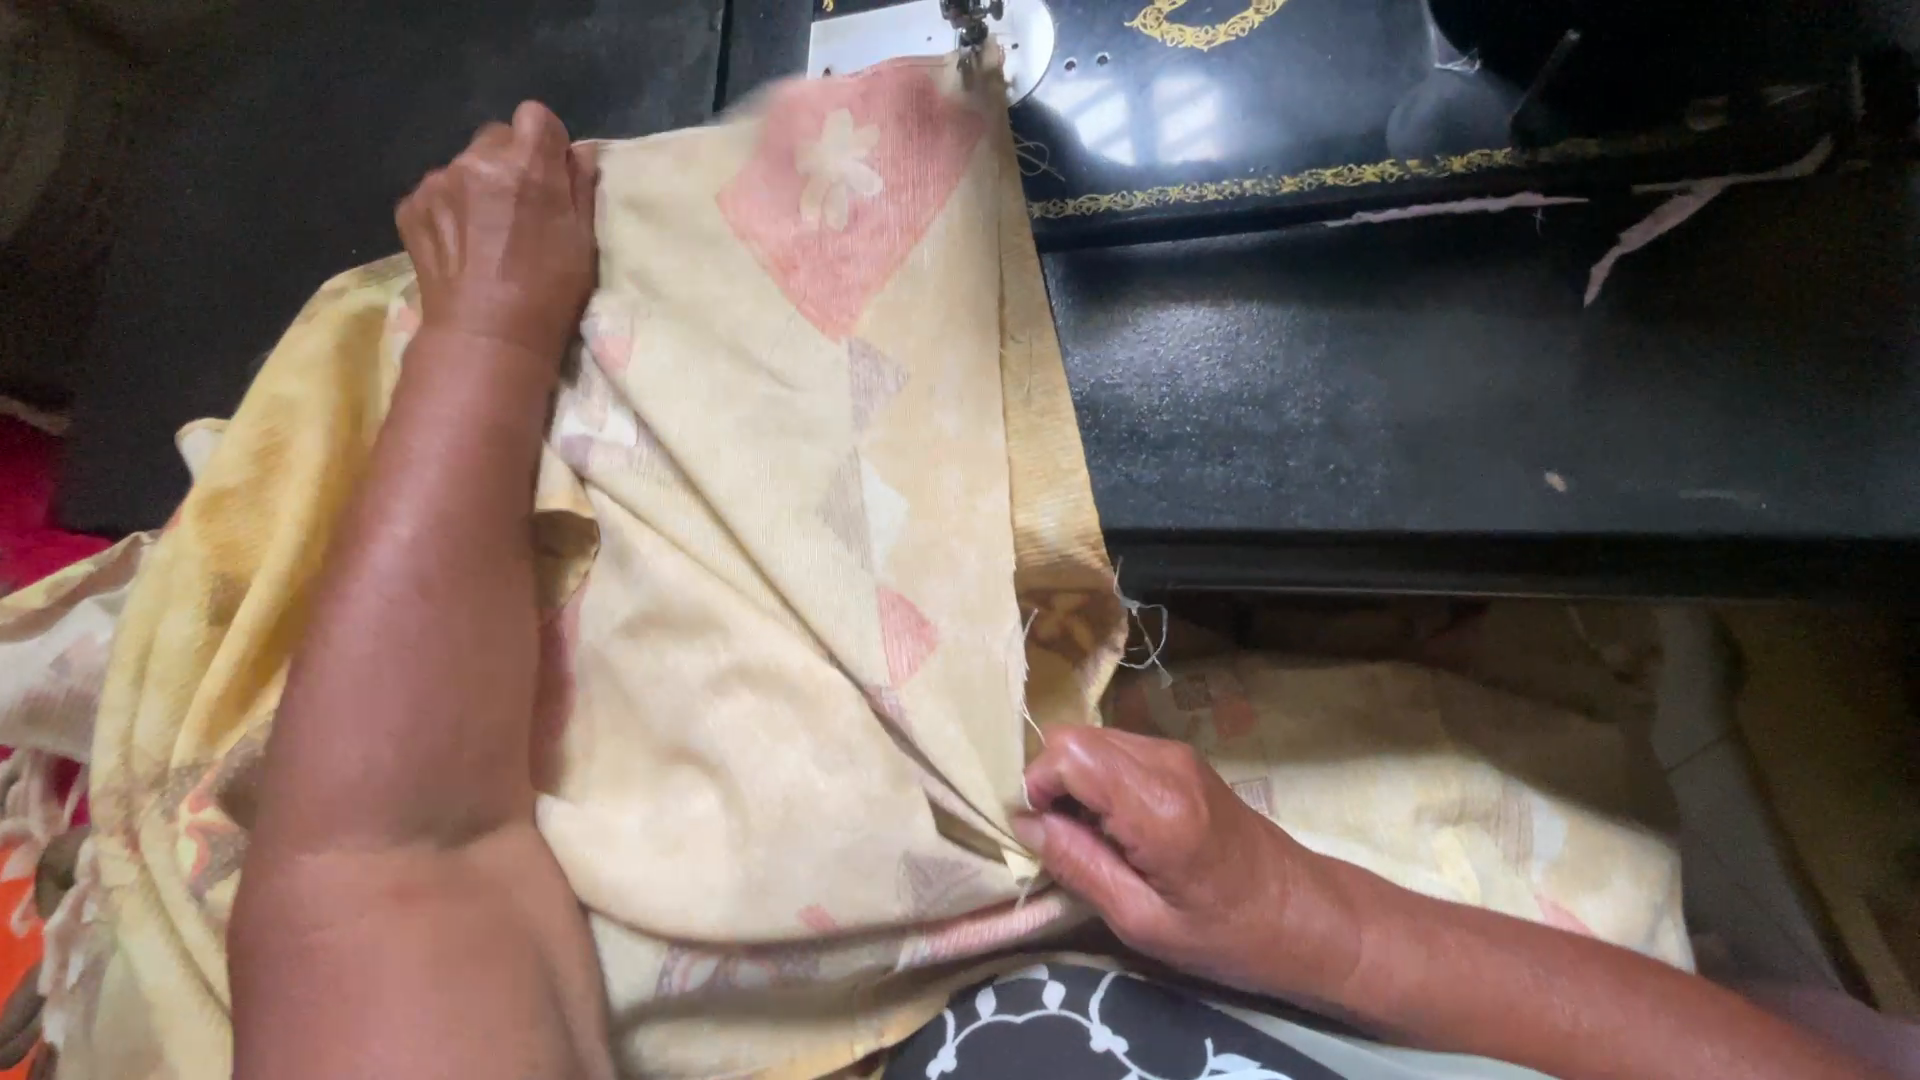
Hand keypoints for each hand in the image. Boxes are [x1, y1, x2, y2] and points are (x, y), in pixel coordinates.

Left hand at [395, 101, 598, 361]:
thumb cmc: (551, 293)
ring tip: (490, 237)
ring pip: (465, 167)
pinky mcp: (410, 205)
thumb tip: (578, 153)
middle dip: (511, 164)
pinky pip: (438, 193)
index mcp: (527, 167)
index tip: (553, 176)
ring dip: (480, 189)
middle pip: (497, 138)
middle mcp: (477, 161)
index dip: (548, 143)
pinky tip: (464, 248)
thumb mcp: (583, 243)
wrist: (489, 336)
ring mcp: (437, 182)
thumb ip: (580, 189)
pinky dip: (452, 212)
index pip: (536, 116)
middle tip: (521, 211)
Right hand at [1014, 728, 1362, 1002]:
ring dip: (1072, 779)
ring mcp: (1174, 751)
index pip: (1068, 753)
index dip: (1038, 784)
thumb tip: (1025, 823)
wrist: (1306, 914)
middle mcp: (1164, 761)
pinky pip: (1115, 748)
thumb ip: (1078, 865)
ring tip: (1089, 833)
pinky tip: (1115, 822)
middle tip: (1060, 835)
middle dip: (1050, 780)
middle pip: (1073, 736)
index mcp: (1157, 805)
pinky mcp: (1179, 755)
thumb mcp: (1141, 921)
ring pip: (1091, 738)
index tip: (1039, 830)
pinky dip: (1097, 777)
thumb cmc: (1227, 935)